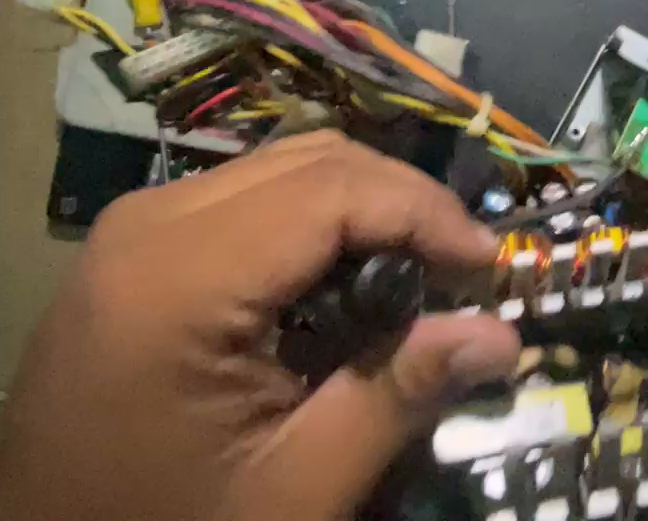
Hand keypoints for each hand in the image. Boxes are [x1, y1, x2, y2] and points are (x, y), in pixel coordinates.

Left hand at [0, 130, 520, 520]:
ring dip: (370, 200)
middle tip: (464, 267)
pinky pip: (260, 189)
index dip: (426, 212)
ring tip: (422, 264)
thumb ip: (399, 396)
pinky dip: (325, 213)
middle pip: (318, 159)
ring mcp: (144, 221)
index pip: (334, 190)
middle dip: (406, 200)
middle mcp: (155, 219)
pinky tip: (352, 267)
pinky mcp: (146, 236)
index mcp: (179, 277)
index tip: (489, 263)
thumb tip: (503, 337)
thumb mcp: (292, 492)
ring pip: (293, 162)